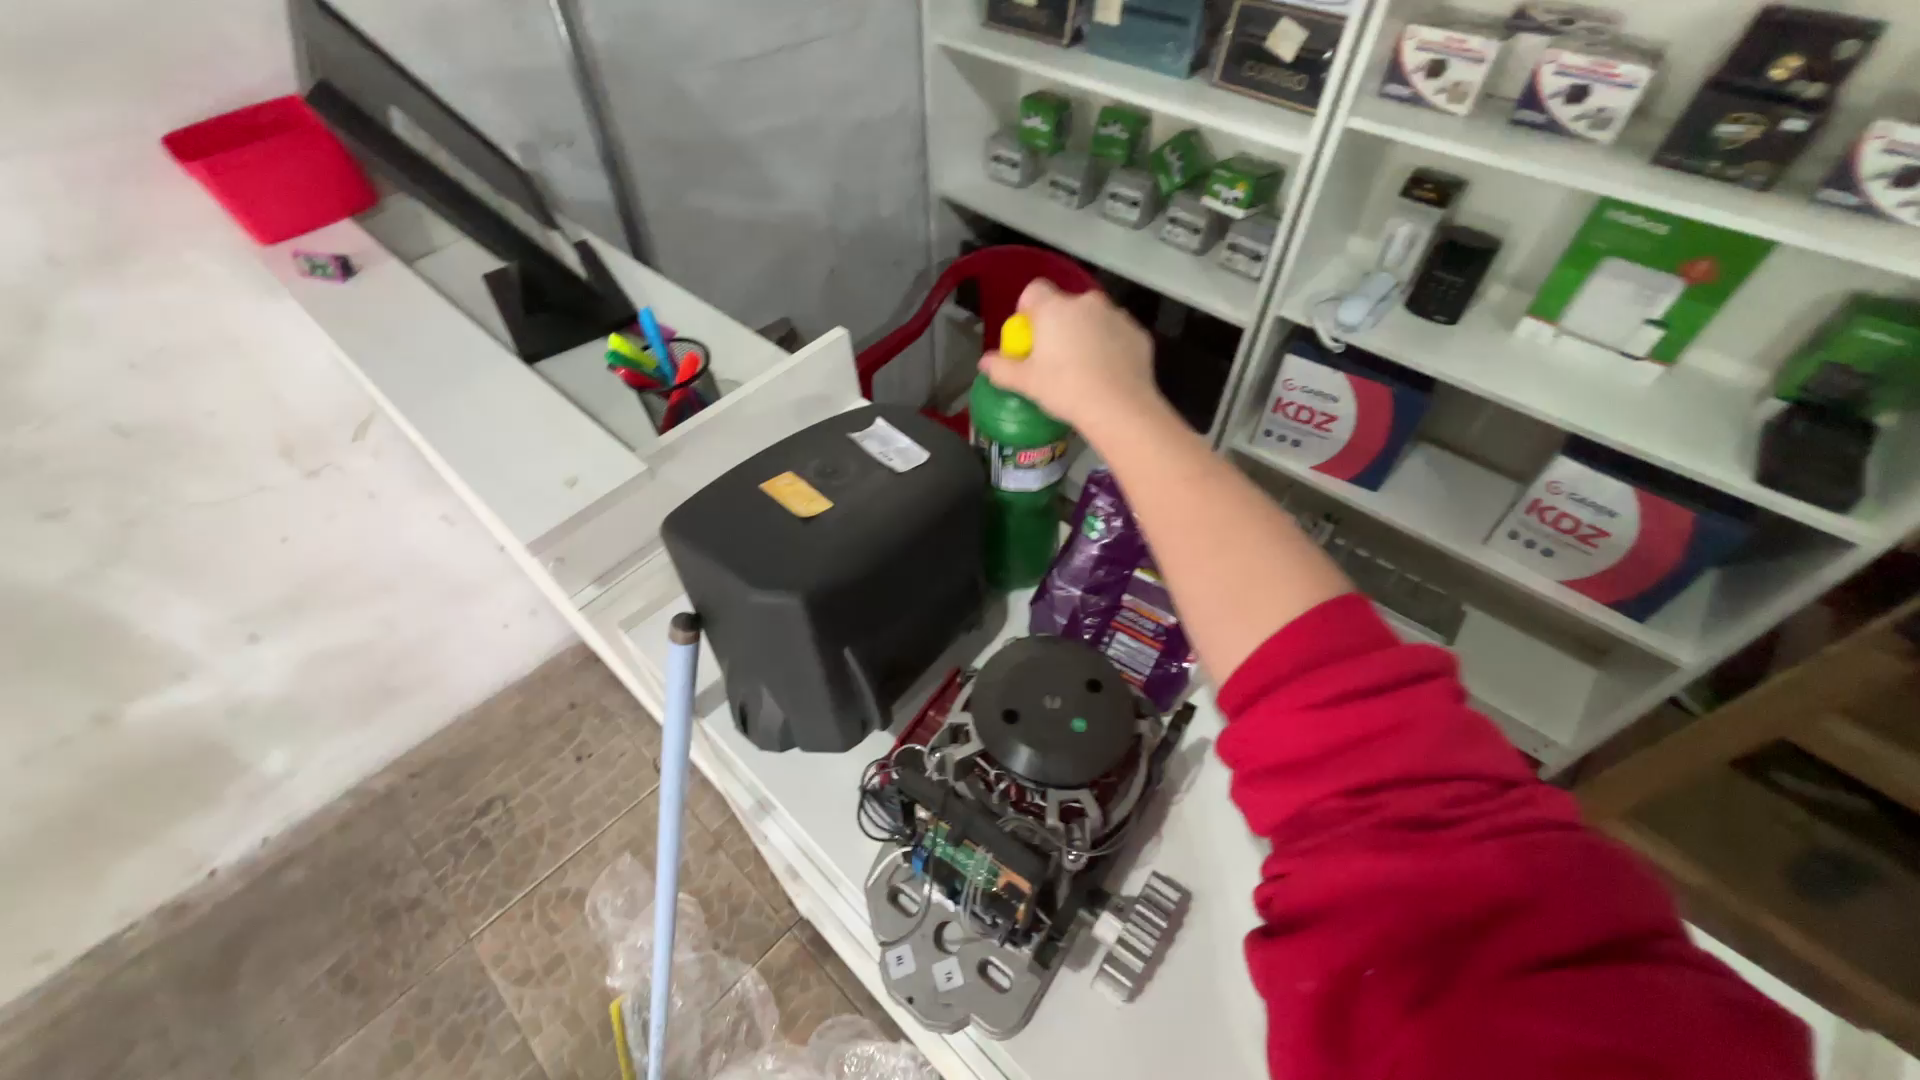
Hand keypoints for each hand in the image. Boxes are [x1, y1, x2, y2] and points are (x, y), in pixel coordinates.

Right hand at [979, 279, 1161, 432]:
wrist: (1119, 407)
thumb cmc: (1065, 389)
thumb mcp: (1025, 383)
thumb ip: (1001, 368)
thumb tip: (984, 363)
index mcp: (1054, 309)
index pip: (1034, 291)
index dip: (1028, 311)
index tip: (1029, 336)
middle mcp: (1086, 303)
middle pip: (1065, 306)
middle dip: (1059, 325)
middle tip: (1055, 358)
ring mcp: (1116, 315)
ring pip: (1093, 318)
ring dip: (1086, 334)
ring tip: (1083, 368)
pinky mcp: (1138, 333)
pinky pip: (1117, 334)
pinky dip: (1110, 346)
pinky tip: (1107, 373)